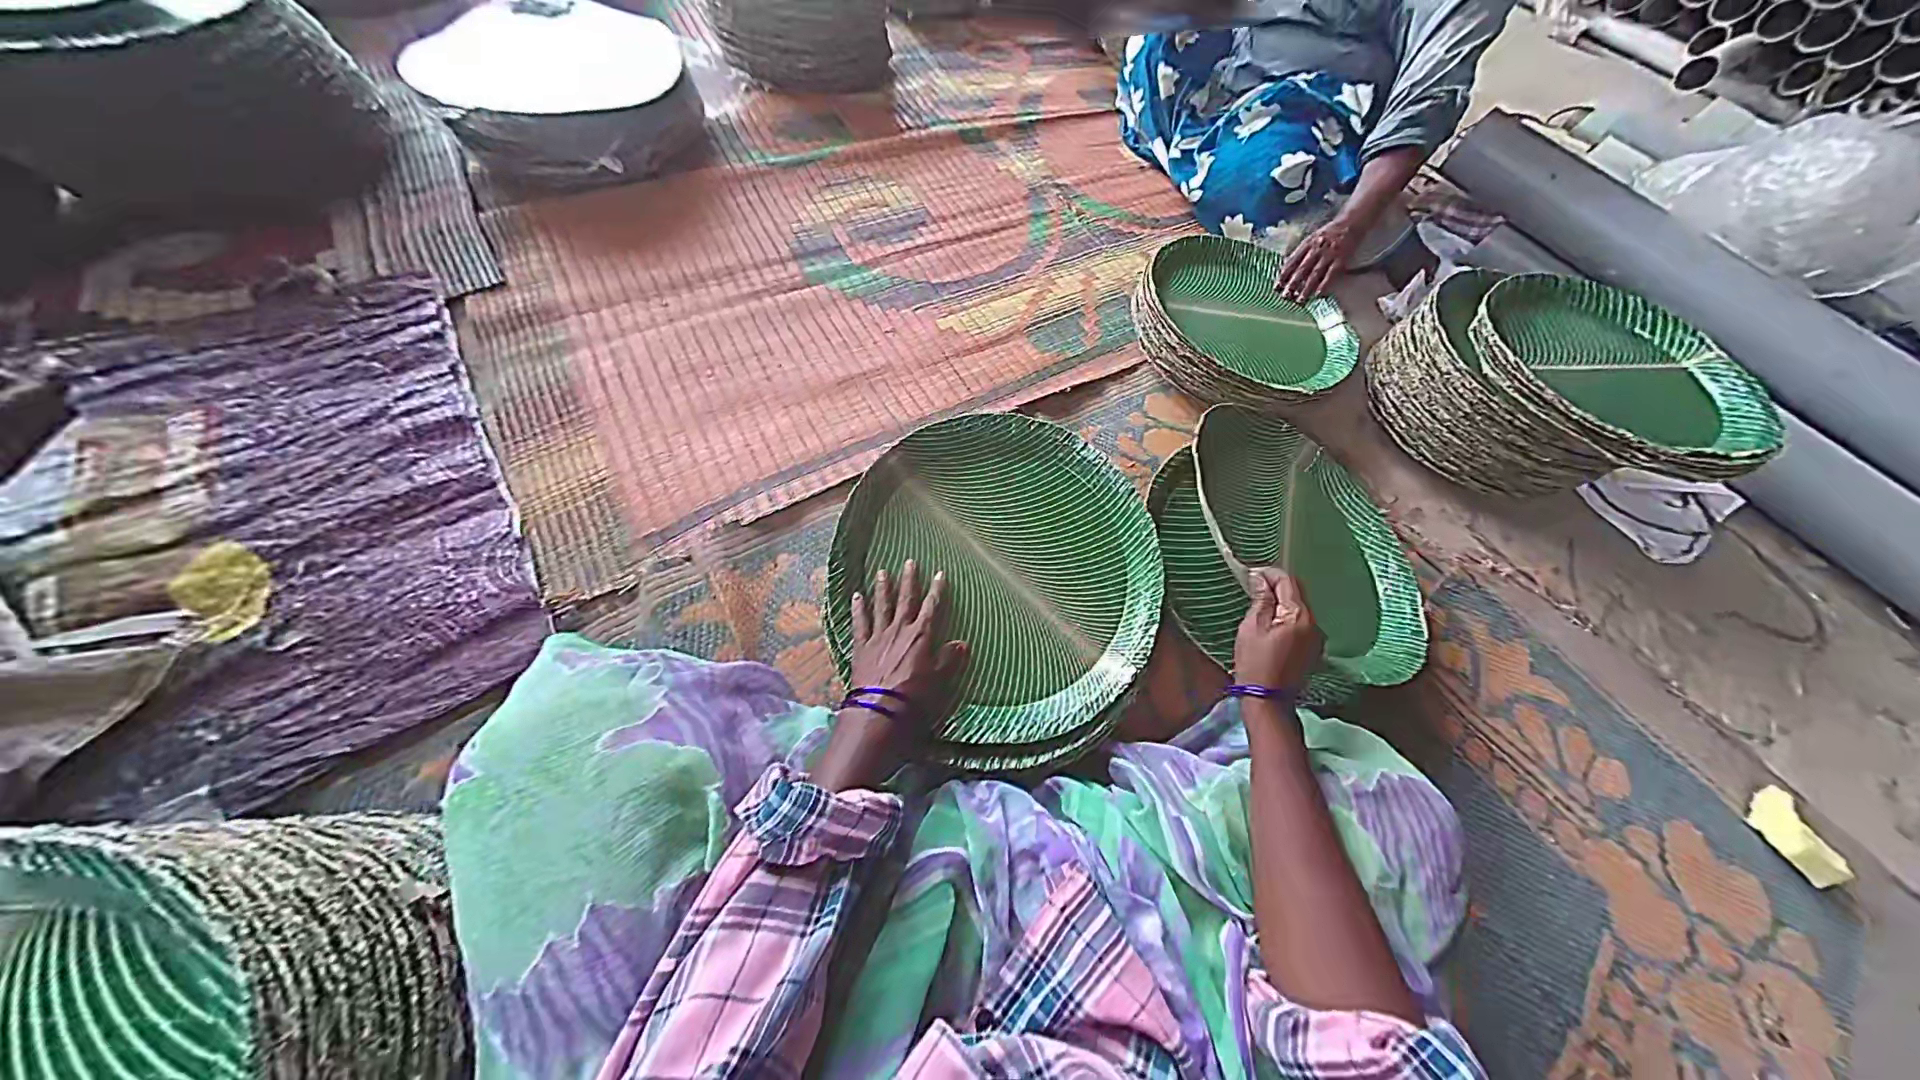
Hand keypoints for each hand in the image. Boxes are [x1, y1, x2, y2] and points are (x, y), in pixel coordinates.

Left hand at [815, 561, 969, 790]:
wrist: (880, 710)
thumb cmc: (915, 696)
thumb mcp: (940, 679)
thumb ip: (950, 659)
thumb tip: (963, 643)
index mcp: (921, 635)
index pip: (932, 607)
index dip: (937, 590)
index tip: (940, 573)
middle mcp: (899, 630)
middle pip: (906, 600)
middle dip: (909, 580)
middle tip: (909, 562)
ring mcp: (878, 636)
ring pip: (881, 606)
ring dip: (883, 588)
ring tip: (882, 571)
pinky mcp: (861, 647)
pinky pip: (859, 623)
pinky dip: (858, 608)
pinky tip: (856, 595)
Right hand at [1232, 568, 1322, 692]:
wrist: (1268, 699)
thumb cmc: (1255, 663)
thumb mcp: (1252, 627)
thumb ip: (1260, 599)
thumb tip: (1260, 578)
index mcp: (1299, 616)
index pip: (1288, 582)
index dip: (1269, 573)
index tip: (1251, 573)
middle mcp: (1315, 624)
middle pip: (1297, 594)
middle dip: (1276, 586)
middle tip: (1252, 586)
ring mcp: (1316, 638)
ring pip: (1299, 609)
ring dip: (1281, 602)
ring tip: (1258, 605)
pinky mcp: (1313, 649)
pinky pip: (1300, 623)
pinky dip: (1286, 617)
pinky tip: (1270, 623)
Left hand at [1274, 216, 1359, 302]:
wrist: (1352, 221)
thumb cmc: (1329, 233)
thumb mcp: (1311, 238)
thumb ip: (1299, 252)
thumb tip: (1285, 267)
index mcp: (1307, 244)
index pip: (1292, 261)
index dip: (1283, 275)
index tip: (1276, 287)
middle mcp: (1316, 249)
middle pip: (1302, 269)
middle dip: (1292, 284)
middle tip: (1285, 296)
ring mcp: (1329, 254)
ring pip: (1315, 274)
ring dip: (1306, 288)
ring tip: (1300, 300)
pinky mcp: (1341, 258)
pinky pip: (1331, 273)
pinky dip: (1324, 284)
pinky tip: (1318, 294)